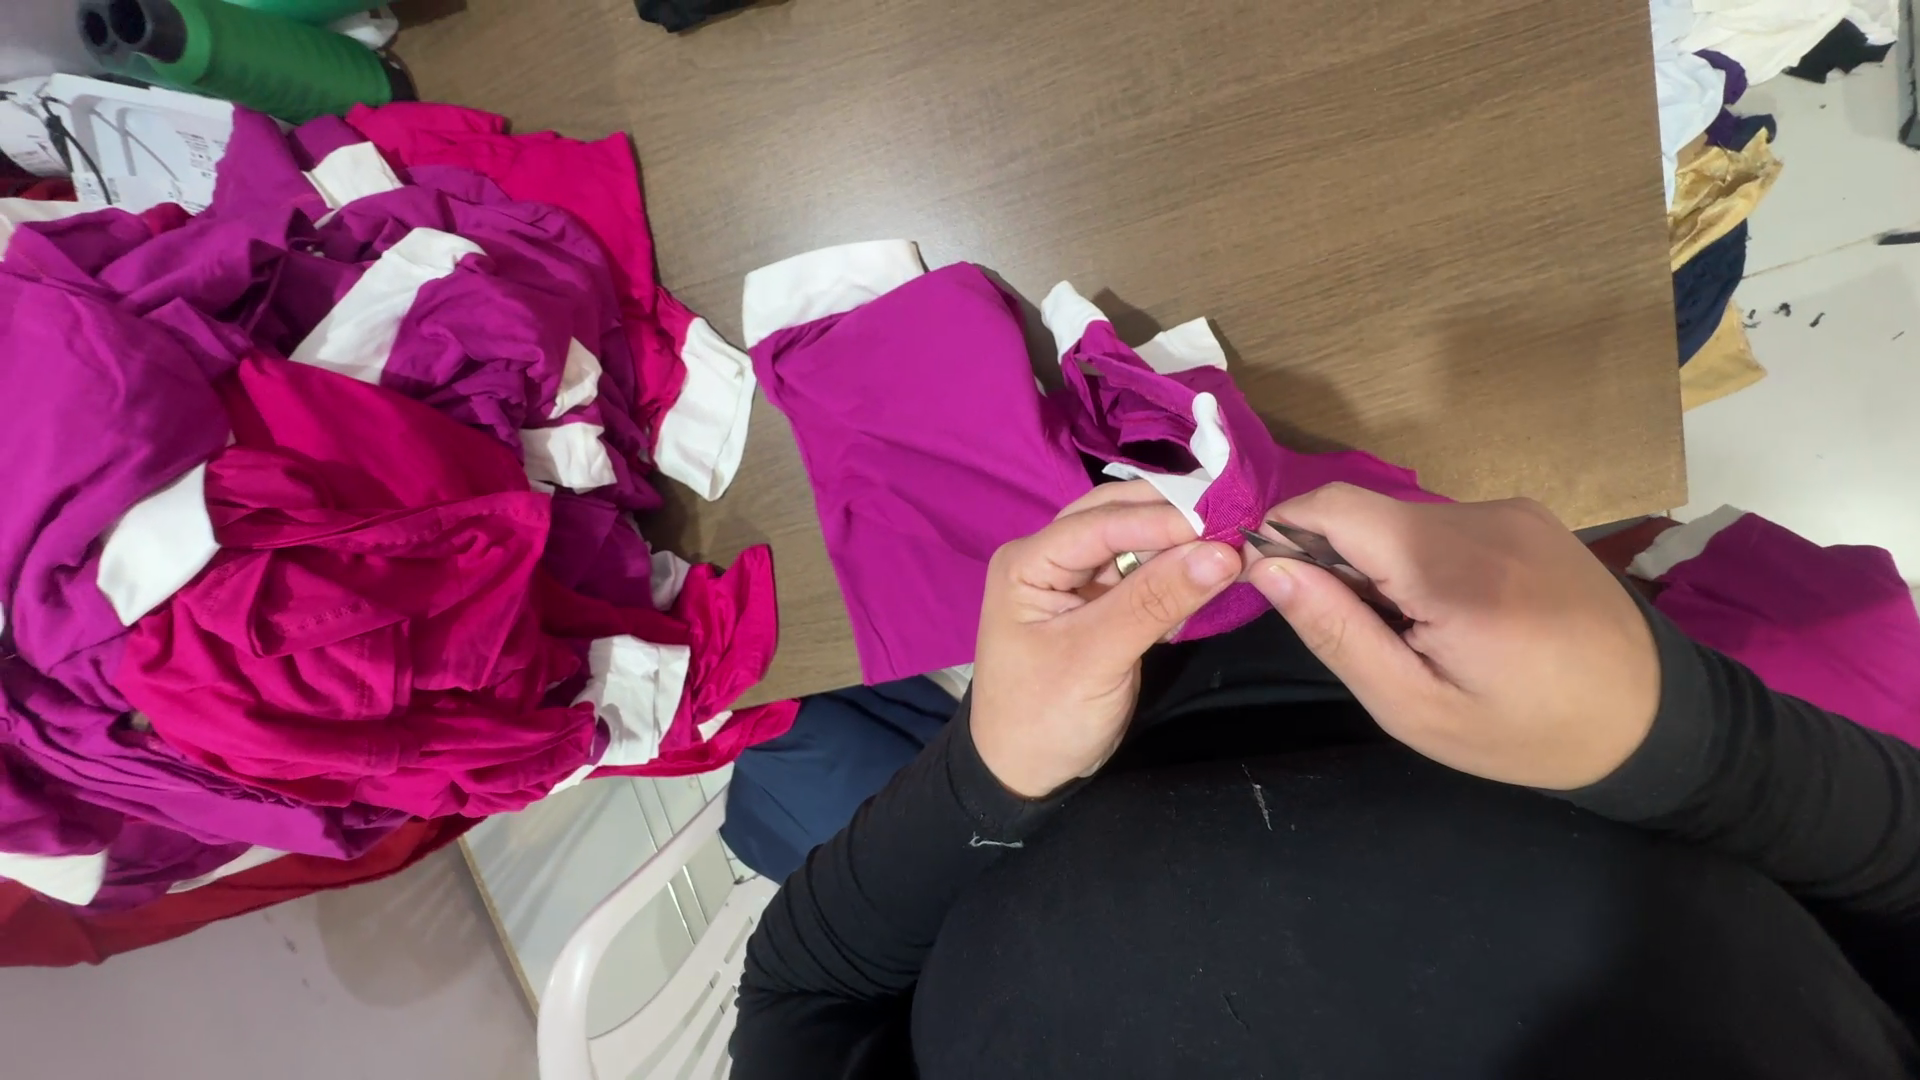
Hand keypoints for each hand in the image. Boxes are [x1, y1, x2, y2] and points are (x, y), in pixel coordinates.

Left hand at [970, 482, 1240, 797]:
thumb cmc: (1043, 717)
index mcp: (1028, 562)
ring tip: (1236, 541)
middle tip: (1238, 518)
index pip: (1100, 522)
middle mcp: (1049, 558)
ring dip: (1181, 542)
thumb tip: (1221, 553)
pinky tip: (1212, 575)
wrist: (1025, 772)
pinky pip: (1145, 573)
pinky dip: (1176, 573)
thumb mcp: (1095, 658)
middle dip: (1174, 517)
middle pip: (1117, 517)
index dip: (1163, 518)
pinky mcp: (1102, 604)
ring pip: (1136, 542)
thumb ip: (1154, 602)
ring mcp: (1076, 580)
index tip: (1226, 521)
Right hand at [1243, 483, 1659, 790]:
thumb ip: (1333, 629)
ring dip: (1376, 561)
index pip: (1333, 506)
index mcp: (1452, 569)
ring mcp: (1509, 510)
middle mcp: (1482, 518)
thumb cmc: (1523, 731)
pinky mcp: (1525, 513)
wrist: (1660, 724)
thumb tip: (1265, 566)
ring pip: (1395, 518)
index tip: (1274, 580)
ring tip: (1412, 624)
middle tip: (1359, 626)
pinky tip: (1447, 606)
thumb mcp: (1410, 705)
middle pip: (1361, 514)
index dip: (1284, 531)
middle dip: (1333, 560)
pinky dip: (1414, 556)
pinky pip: (1434, 522)